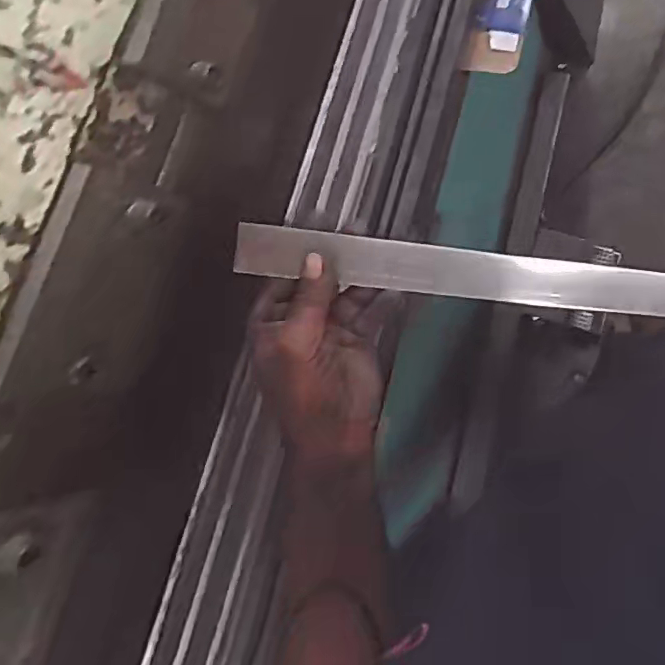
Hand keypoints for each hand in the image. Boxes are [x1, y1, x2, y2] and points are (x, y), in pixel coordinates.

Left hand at [251, 253, 399, 470]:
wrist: (337, 436)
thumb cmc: (304, 396)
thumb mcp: (296, 343)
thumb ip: (308, 299)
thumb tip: (315, 258)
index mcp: (272, 322)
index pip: (285, 278)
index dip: (301, 254)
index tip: (319, 228)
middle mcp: (300, 321)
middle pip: (320, 280)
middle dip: (338, 258)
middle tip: (356, 232)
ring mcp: (331, 328)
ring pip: (347, 291)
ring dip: (362, 273)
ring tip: (379, 250)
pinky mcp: (359, 337)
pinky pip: (370, 309)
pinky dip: (382, 295)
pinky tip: (392, 281)